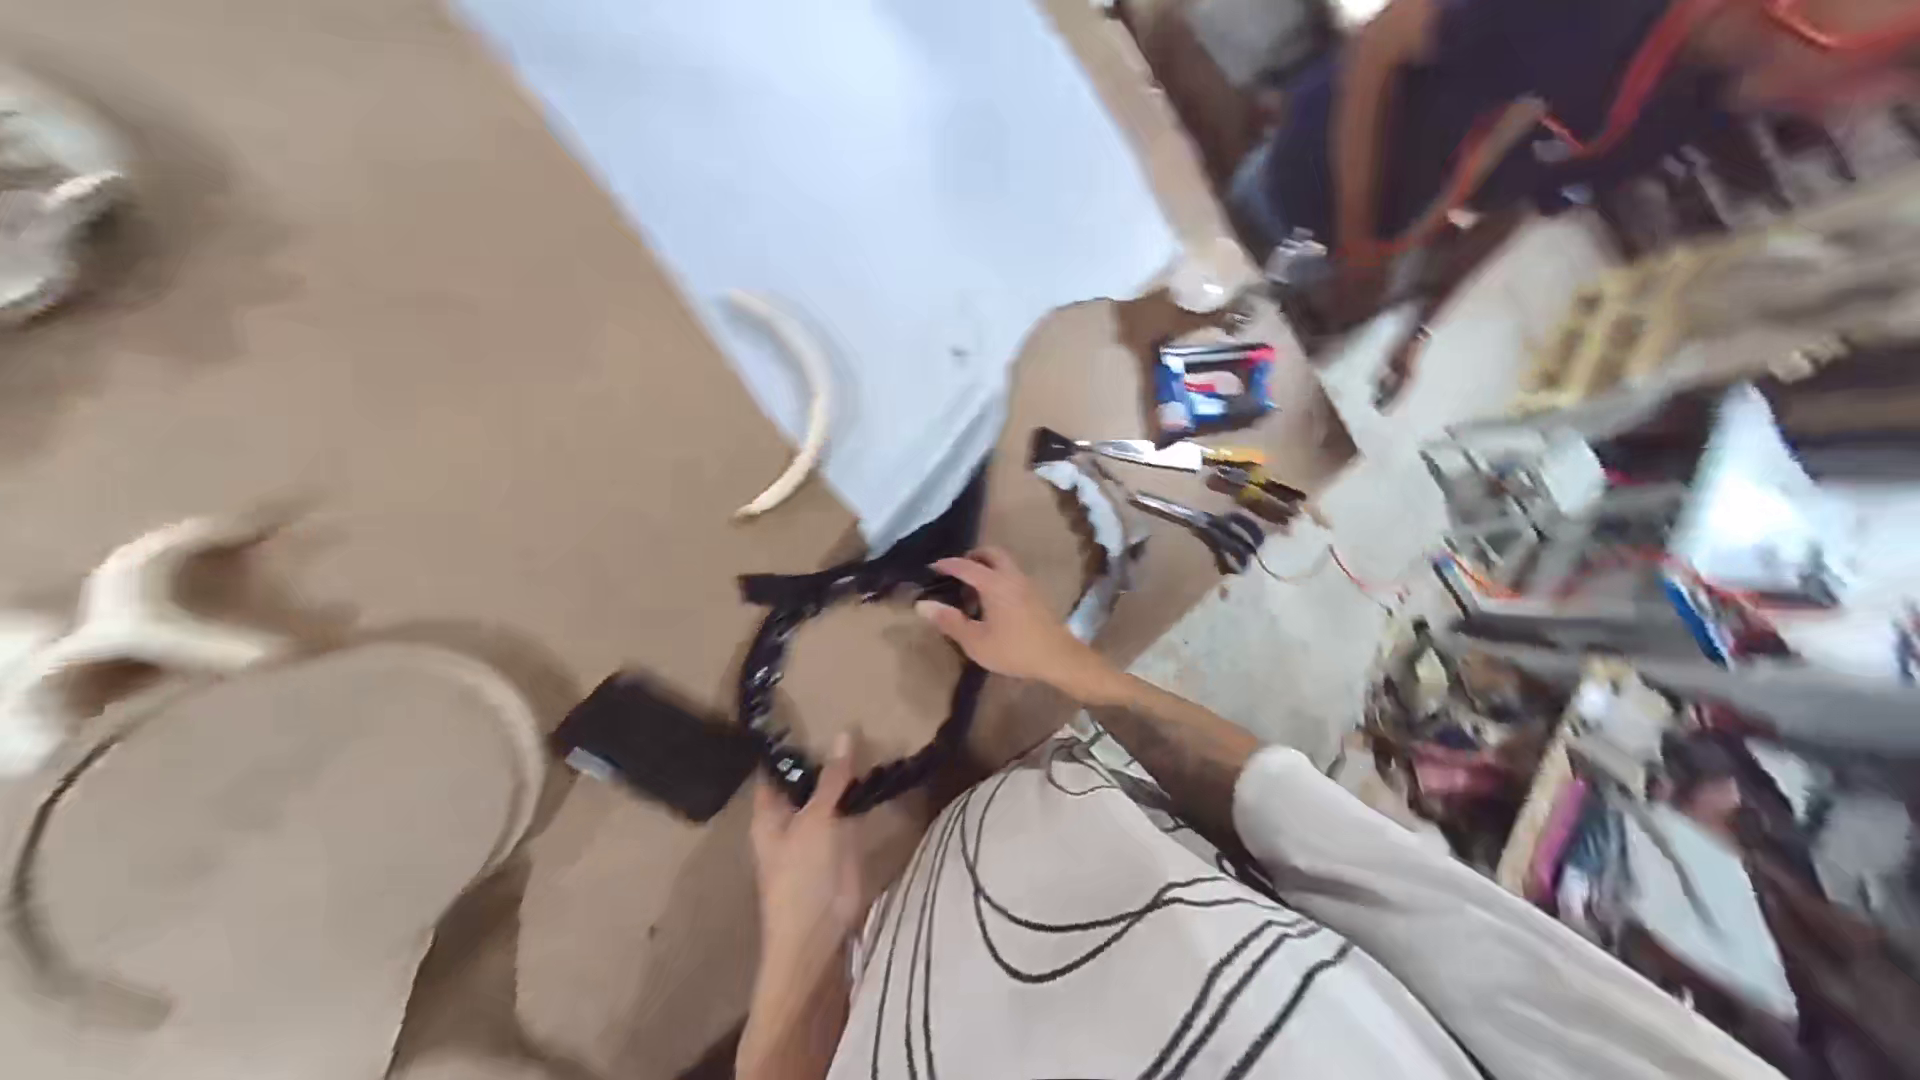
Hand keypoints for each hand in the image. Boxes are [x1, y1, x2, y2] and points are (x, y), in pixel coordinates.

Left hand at [749, 734, 876, 976]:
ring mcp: (817, 832)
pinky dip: (861, 793)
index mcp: (770, 813)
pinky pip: (850, 810)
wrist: (821, 936)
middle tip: (850, 712)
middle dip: (825, 755)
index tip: (811, 711)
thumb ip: (834, 778)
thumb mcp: (817, 820)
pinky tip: (878, 770)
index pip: (775, 769)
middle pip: (806, 779)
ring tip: (870, 732)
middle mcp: (790, 818)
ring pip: (831, 793)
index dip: (788, 744)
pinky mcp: (841, 844)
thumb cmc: (803, 877)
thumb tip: (846, 731)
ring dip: (846, 773)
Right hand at [915, 546, 1122, 703]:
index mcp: (994, 583)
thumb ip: (949, 621)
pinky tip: (992, 601)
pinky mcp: (1036, 595)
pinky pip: (1012, 575)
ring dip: (987, 567)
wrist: (1058, 658)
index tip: (932, 567)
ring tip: (971, 589)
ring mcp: (1027, 584)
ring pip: (1004, 563)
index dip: (947, 564)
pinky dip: (998, 577)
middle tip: (956, 572)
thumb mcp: (975, 641)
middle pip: (991, 553)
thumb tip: (923, 605)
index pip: (966, 565)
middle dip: (972, 556)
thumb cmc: (1014, 649)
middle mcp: (1011, 576)